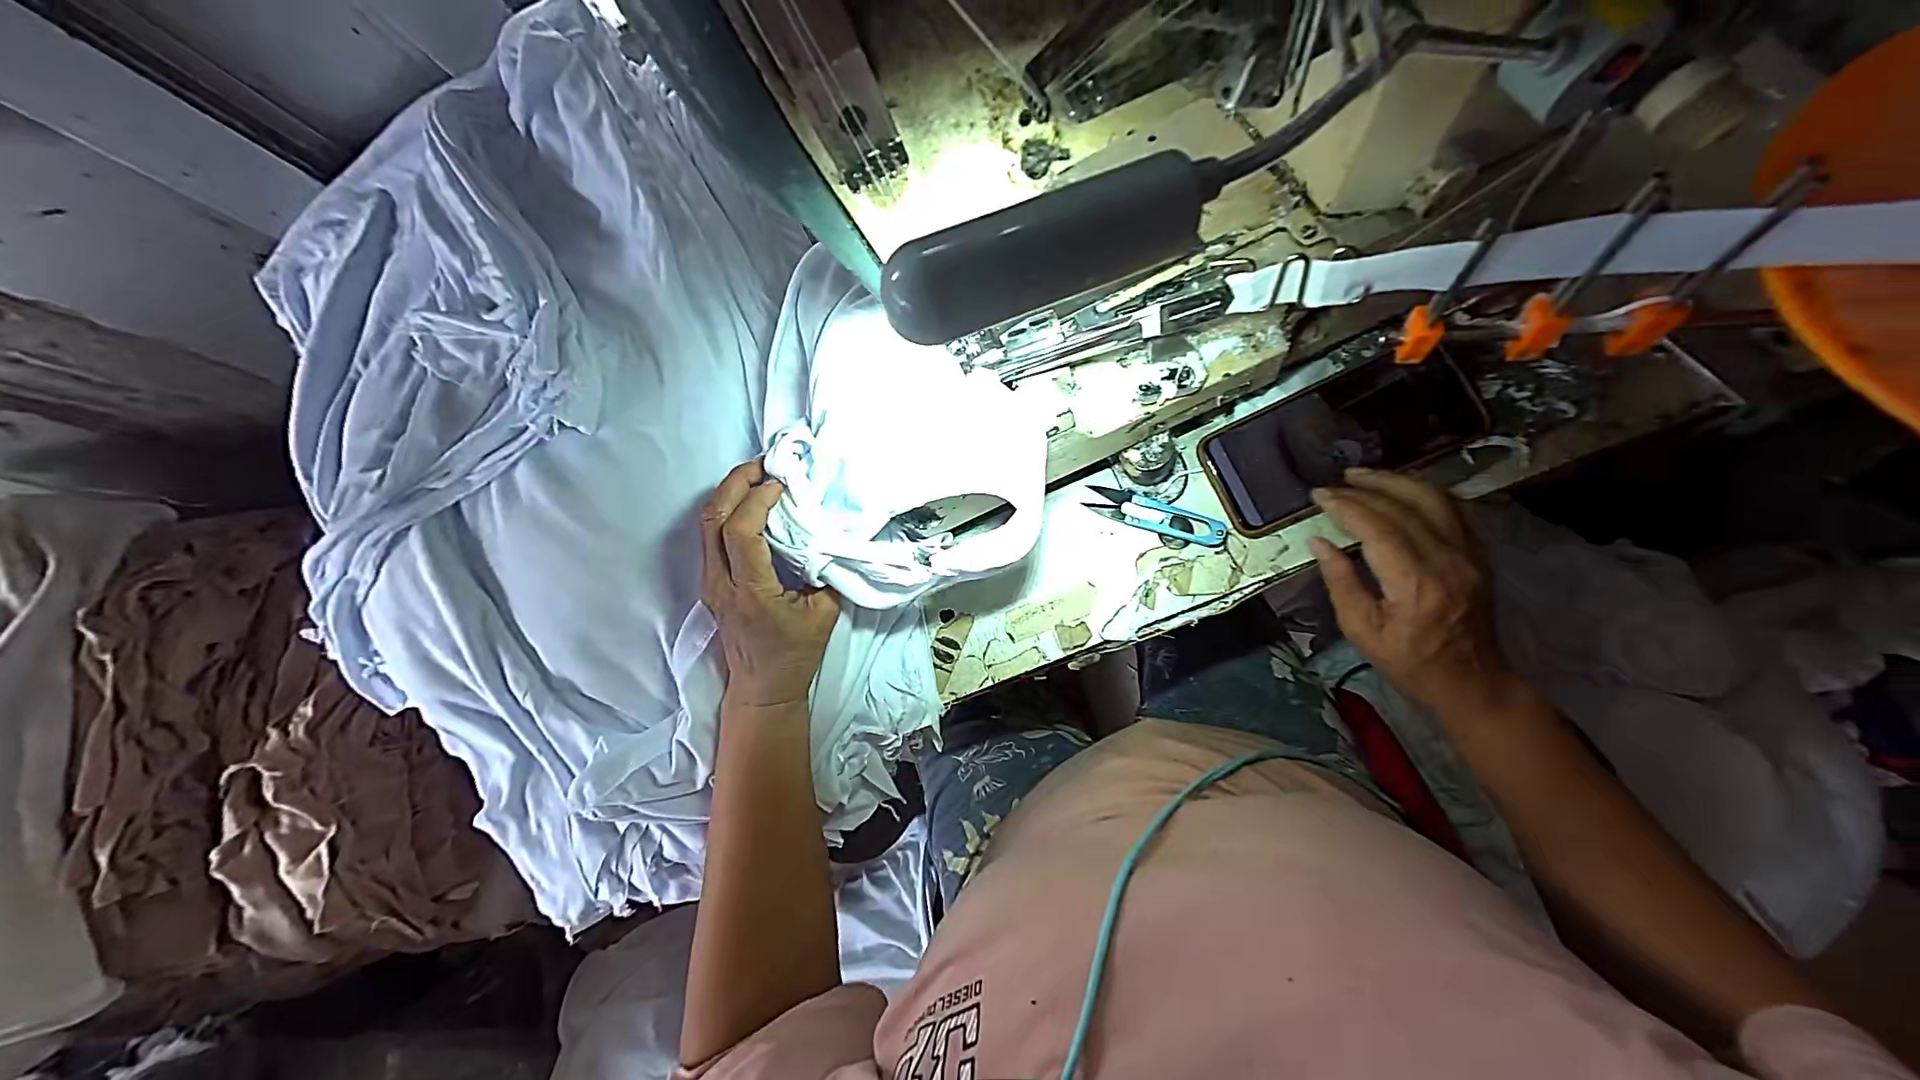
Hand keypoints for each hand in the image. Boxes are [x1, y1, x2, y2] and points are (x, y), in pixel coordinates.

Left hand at [701, 460, 840, 709]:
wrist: (762, 688)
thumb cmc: (795, 654)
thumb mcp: (824, 613)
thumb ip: (825, 572)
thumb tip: (826, 536)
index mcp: (750, 592)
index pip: (742, 532)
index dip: (759, 499)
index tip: (783, 482)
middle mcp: (721, 584)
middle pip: (714, 518)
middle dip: (737, 482)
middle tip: (765, 463)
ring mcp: (710, 583)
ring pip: (706, 524)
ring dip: (729, 492)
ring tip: (757, 474)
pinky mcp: (711, 583)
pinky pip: (711, 535)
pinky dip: (728, 509)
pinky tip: (749, 501)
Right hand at [1307, 468, 1518, 714]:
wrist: (1471, 681)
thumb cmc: (1408, 662)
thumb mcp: (1360, 630)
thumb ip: (1340, 582)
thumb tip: (1319, 541)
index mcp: (1415, 585)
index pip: (1377, 529)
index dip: (1346, 507)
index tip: (1318, 496)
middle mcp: (1449, 562)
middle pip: (1405, 507)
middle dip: (1365, 489)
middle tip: (1334, 484)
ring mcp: (1470, 555)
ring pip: (1434, 499)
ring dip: (1396, 482)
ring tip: (1363, 477)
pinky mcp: (1479, 554)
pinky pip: (1453, 509)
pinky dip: (1422, 493)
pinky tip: (1399, 491)